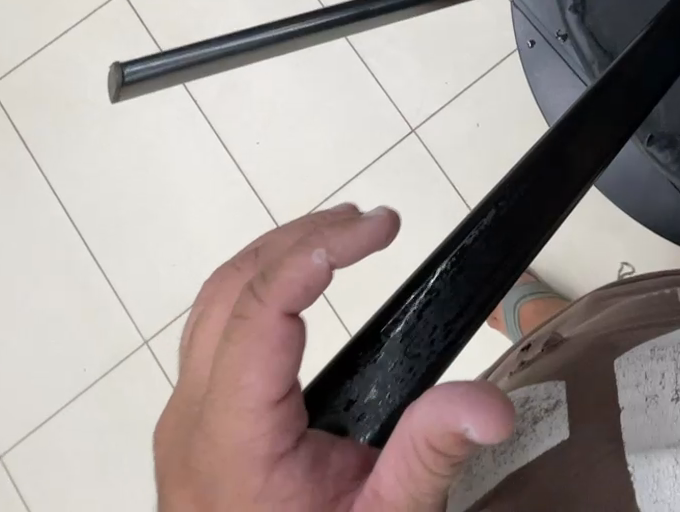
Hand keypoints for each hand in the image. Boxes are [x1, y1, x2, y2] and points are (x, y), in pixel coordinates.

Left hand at [155, 204, 515, 511]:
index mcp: (230, 440)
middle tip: (377, 223)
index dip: (317, 251)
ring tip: (352, 236)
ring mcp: (188, 416)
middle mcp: (192, 417)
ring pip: (218, 300)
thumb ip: (430, 456)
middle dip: (303, 236)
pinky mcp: (199, 418)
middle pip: (231, 289)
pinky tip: (313, 280)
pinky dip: (269, 282)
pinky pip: (221, 326)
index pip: (259, 312)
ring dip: (283, 252)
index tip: (384, 227)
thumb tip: (491, 402)